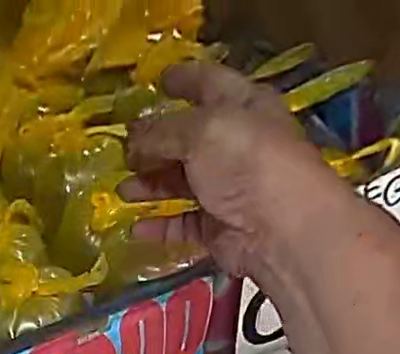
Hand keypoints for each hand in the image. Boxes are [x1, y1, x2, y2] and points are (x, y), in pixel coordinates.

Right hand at [119, 62, 335, 275]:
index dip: (184, 80)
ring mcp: (224, 188)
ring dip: (149, 185)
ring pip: (179, 183)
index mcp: (240, 108)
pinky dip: (157, 225)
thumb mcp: (202, 132)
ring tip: (122, 189)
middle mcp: (233, 146)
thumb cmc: (246, 163)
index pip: (209, 85)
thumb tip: (132, 139)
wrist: (276, 226)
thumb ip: (162, 132)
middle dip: (155, 144)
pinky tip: (135, 226)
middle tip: (125, 151)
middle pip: (187, 140)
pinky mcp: (215, 226)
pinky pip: (179, 223)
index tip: (159, 80)